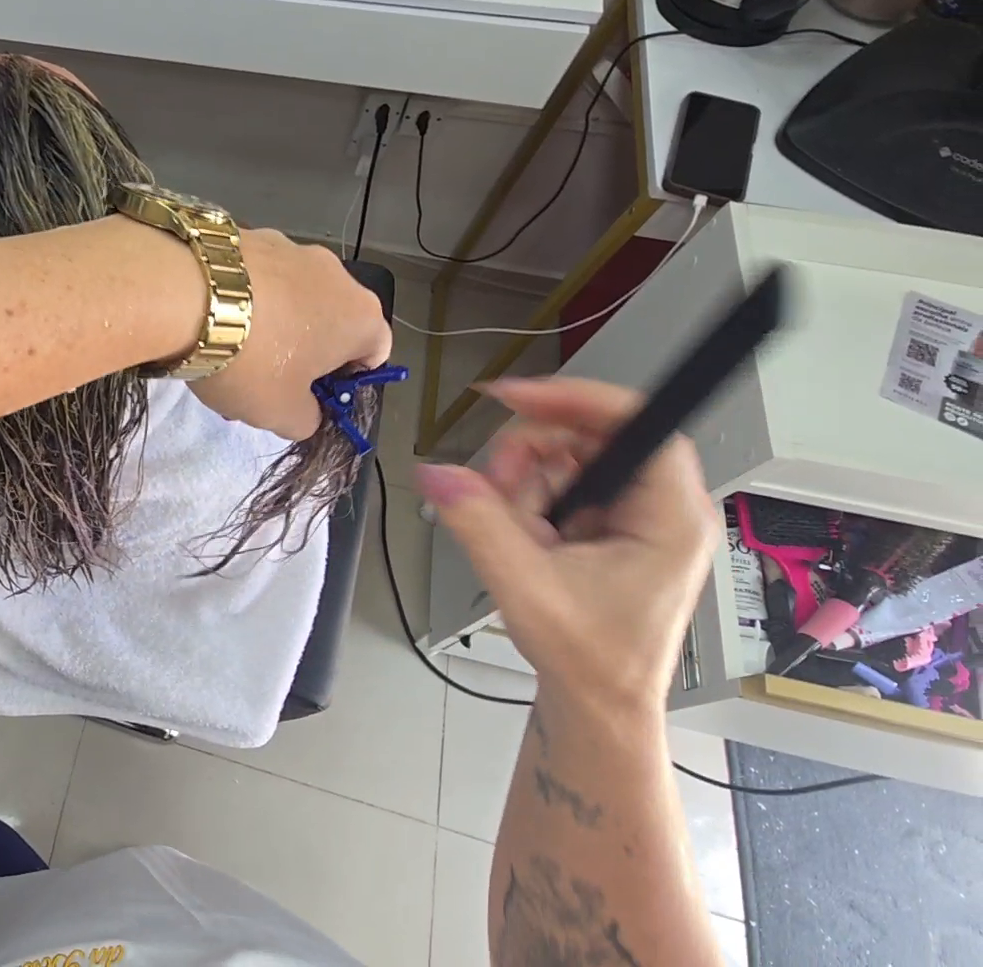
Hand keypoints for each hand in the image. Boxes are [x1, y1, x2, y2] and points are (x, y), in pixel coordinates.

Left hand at [189, 228, 392, 440]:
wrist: (183, 295)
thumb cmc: (249, 360)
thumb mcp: (280, 412)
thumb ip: (305, 419)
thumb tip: (307, 413)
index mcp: (361, 316)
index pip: (375, 352)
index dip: (347, 379)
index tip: (311, 394)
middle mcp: (336, 273)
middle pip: (329, 321)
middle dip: (302, 352)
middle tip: (262, 378)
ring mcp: (291, 246)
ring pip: (291, 297)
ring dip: (270, 323)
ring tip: (225, 350)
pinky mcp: (248, 235)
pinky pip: (254, 277)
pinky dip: (241, 297)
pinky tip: (207, 318)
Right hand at [416, 378, 719, 711]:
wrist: (597, 704)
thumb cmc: (586, 656)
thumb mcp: (525, 586)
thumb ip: (479, 523)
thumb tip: (434, 473)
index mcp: (668, 517)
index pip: (637, 424)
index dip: (575, 400)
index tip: (514, 397)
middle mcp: (659, 508)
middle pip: (589, 439)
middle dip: (528, 456)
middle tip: (490, 490)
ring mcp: (633, 518)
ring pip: (566, 462)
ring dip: (521, 484)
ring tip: (507, 532)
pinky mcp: (608, 530)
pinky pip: (558, 488)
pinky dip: (525, 503)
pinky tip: (518, 539)